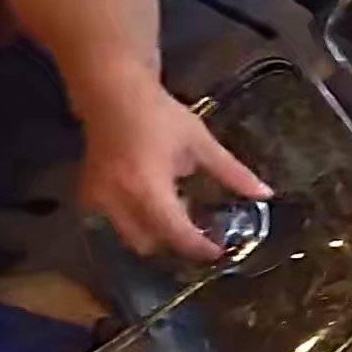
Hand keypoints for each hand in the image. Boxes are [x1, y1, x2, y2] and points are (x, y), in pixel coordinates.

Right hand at [73, 68, 271, 259]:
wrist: (113, 98)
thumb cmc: (163, 119)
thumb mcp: (204, 146)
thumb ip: (234, 174)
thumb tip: (265, 194)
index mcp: (145, 187)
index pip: (172, 229)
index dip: (196, 245)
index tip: (219, 253)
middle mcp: (113, 199)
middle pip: (145, 240)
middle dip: (176, 245)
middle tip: (209, 238)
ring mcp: (94, 199)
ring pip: (126, 235)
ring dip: (157, 235)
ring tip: (192, 221)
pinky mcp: (86, 194)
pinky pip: (113, 222)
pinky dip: (141, 223)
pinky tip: (168, 206)